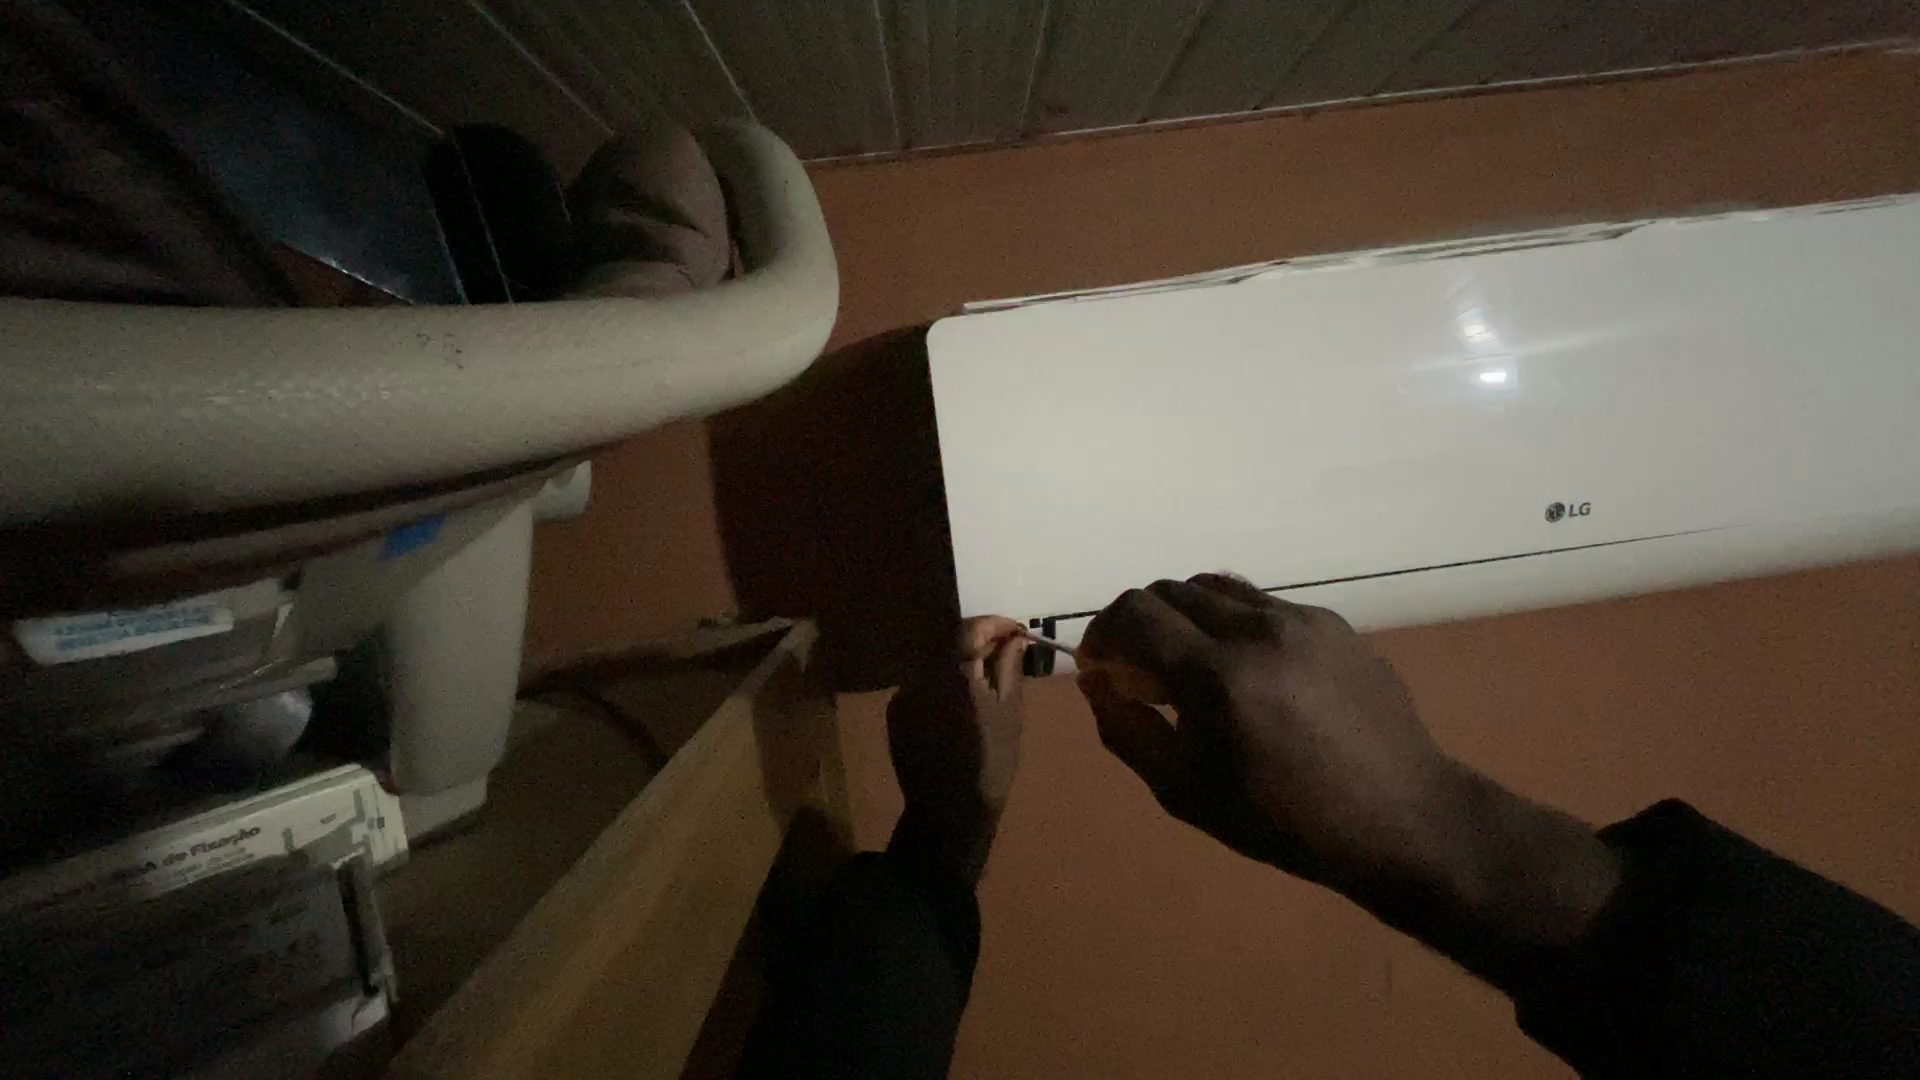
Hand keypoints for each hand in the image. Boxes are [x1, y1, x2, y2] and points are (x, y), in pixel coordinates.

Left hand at [886, 616, 1029, 885]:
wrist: (949, 810)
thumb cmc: (991, 760)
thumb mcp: (1010, 712)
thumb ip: (1010, 667)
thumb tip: (1015, 639)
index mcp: (953, 671)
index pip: (972, 628)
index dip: (996, 624)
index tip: (1017, 630)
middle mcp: (922, 674)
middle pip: (950, 641)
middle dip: (979, 640)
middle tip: (1005, 648)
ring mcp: (905, 692)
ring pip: (935, 661)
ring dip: (960, 659)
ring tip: (985, 674)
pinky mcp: (896, 711)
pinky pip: (923, 683)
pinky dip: (943, 681)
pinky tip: (960, 700)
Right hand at [1080, 574, 1618, 986]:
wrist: (1404, 819)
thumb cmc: (1283, 819)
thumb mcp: (1184, 791)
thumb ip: (1126, 729)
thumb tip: (1094, 679)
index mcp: (1217, 676)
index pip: (1133, 613)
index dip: (1102, 631)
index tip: (1100, 663)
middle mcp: (1256, 629)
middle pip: (1167, 589)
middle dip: (1138, 621)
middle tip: (1143, 667)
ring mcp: (1300, 619)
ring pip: (1212, 585)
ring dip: (1183, 614)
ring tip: (1193, 661)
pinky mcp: (1331, 621)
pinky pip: (1258, 602)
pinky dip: (1229, 621)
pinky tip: (1249, 668)